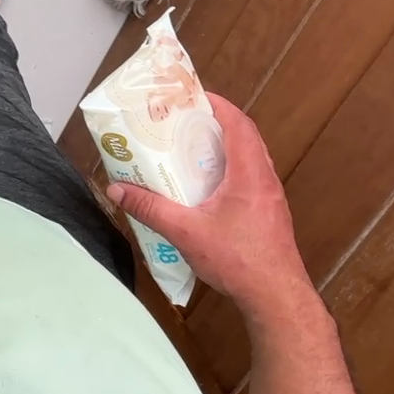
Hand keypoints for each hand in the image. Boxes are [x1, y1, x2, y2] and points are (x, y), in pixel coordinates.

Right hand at [107, 93, 317, 320]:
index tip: (194, 97)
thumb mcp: (185, 232)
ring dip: (220, 150)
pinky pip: (246, 180)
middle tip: (182, 123)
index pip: (239, 125)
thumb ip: (150, 209)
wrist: (276, 296)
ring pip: (246, 160)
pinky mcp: (267, 214)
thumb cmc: (238, 260)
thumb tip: (117, 191)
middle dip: (213, 125)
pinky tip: (202, 188)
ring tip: (188, 151)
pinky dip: (225, 172)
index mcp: (249, 174)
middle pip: (243, 138)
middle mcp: (264, 180)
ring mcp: (269, 198)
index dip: (218, 106)